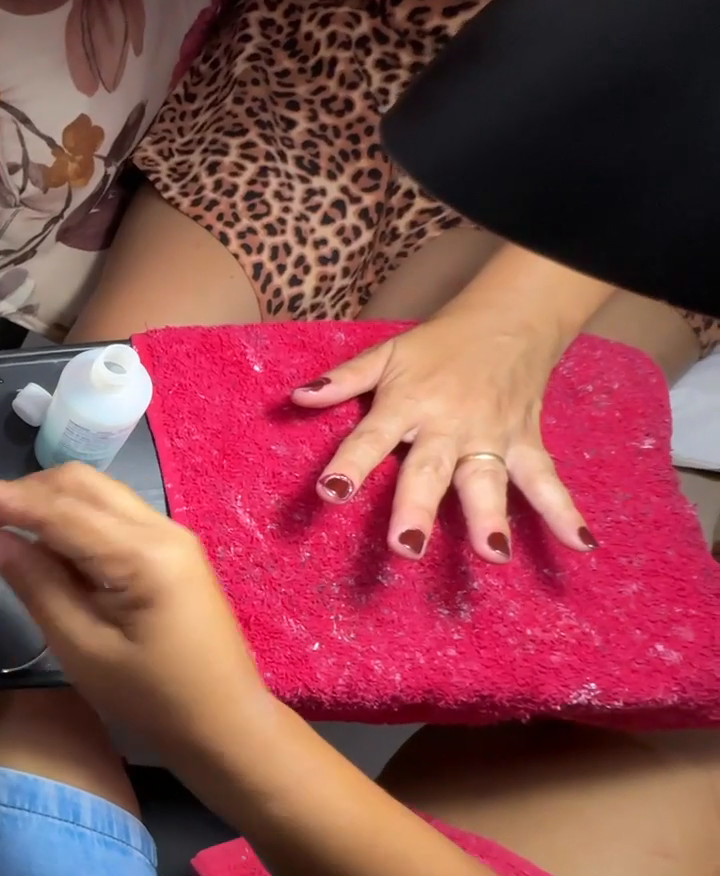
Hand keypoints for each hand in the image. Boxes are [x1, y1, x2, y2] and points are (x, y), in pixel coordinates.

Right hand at [0, 467, 276, 755]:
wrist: (228, 727)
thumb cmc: (152, 698)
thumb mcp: (81, 647)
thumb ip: (35, 584)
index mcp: (141, 555)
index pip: (57, 510)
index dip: (1, 495)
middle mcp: (159, 529)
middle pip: (77, 484)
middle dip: (19, 492)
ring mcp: (167, 536)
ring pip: (92, 493)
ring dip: (40, 500)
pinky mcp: (166, 549)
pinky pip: (105, 514)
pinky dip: (64, 517)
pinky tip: (39, 542)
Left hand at [292, 303, 596, 562]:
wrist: (511, 322)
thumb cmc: (435, 347)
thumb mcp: (382, 356)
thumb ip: (341, 381)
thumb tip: (296, 396)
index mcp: (406, 404)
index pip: (370, 439)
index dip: (350, 465)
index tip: (330, 492)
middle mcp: (450, 425)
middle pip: (430, 470)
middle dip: (417, 509)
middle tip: (405, 547)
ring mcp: (492, 436)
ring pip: (489, 480)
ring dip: (490, 517)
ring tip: (491, 554)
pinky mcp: (527, 442)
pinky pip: (546, 478)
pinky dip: (565, 510)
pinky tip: (578, 544)